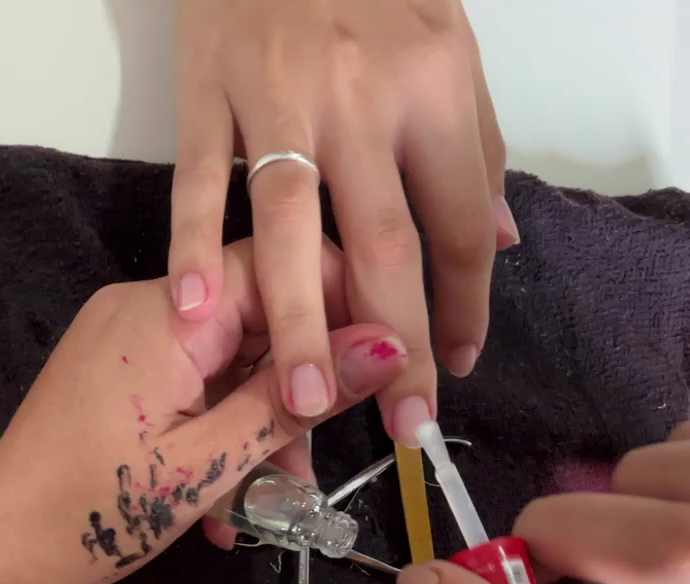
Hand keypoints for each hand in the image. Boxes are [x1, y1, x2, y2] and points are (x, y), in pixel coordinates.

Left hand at [0, 239, 409, 583]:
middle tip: (312, 469)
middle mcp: (143, 306)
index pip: (279, 267)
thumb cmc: (95, 515)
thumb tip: (386, 348)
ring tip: (267, 504)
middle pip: (254, 321)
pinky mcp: (114, 375)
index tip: (380, 375)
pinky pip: (188, 388)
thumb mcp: (207, 464)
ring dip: (254, 430)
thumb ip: (295, 402)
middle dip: (293, 395)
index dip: (339, 312)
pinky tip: (220, 504)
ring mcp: (124, 341)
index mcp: (166, 313)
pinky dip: (213, 435)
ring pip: (224, 365)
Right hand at [170, 0, 513, 445]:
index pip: (456, 224)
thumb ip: (473, 146)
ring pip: (291, 230)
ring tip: (305, 405)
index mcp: (434, 83)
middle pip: (384, 246)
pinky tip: (194, 310)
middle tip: (403, 429)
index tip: (451, 368)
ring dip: (298, 325)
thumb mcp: (446, 48)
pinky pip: (199, 179)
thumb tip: (496, 240)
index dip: (462, 306)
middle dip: (396, 347)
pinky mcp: (205, 92)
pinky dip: (192, 245)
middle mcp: (363, 94)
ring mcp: (276, 96)